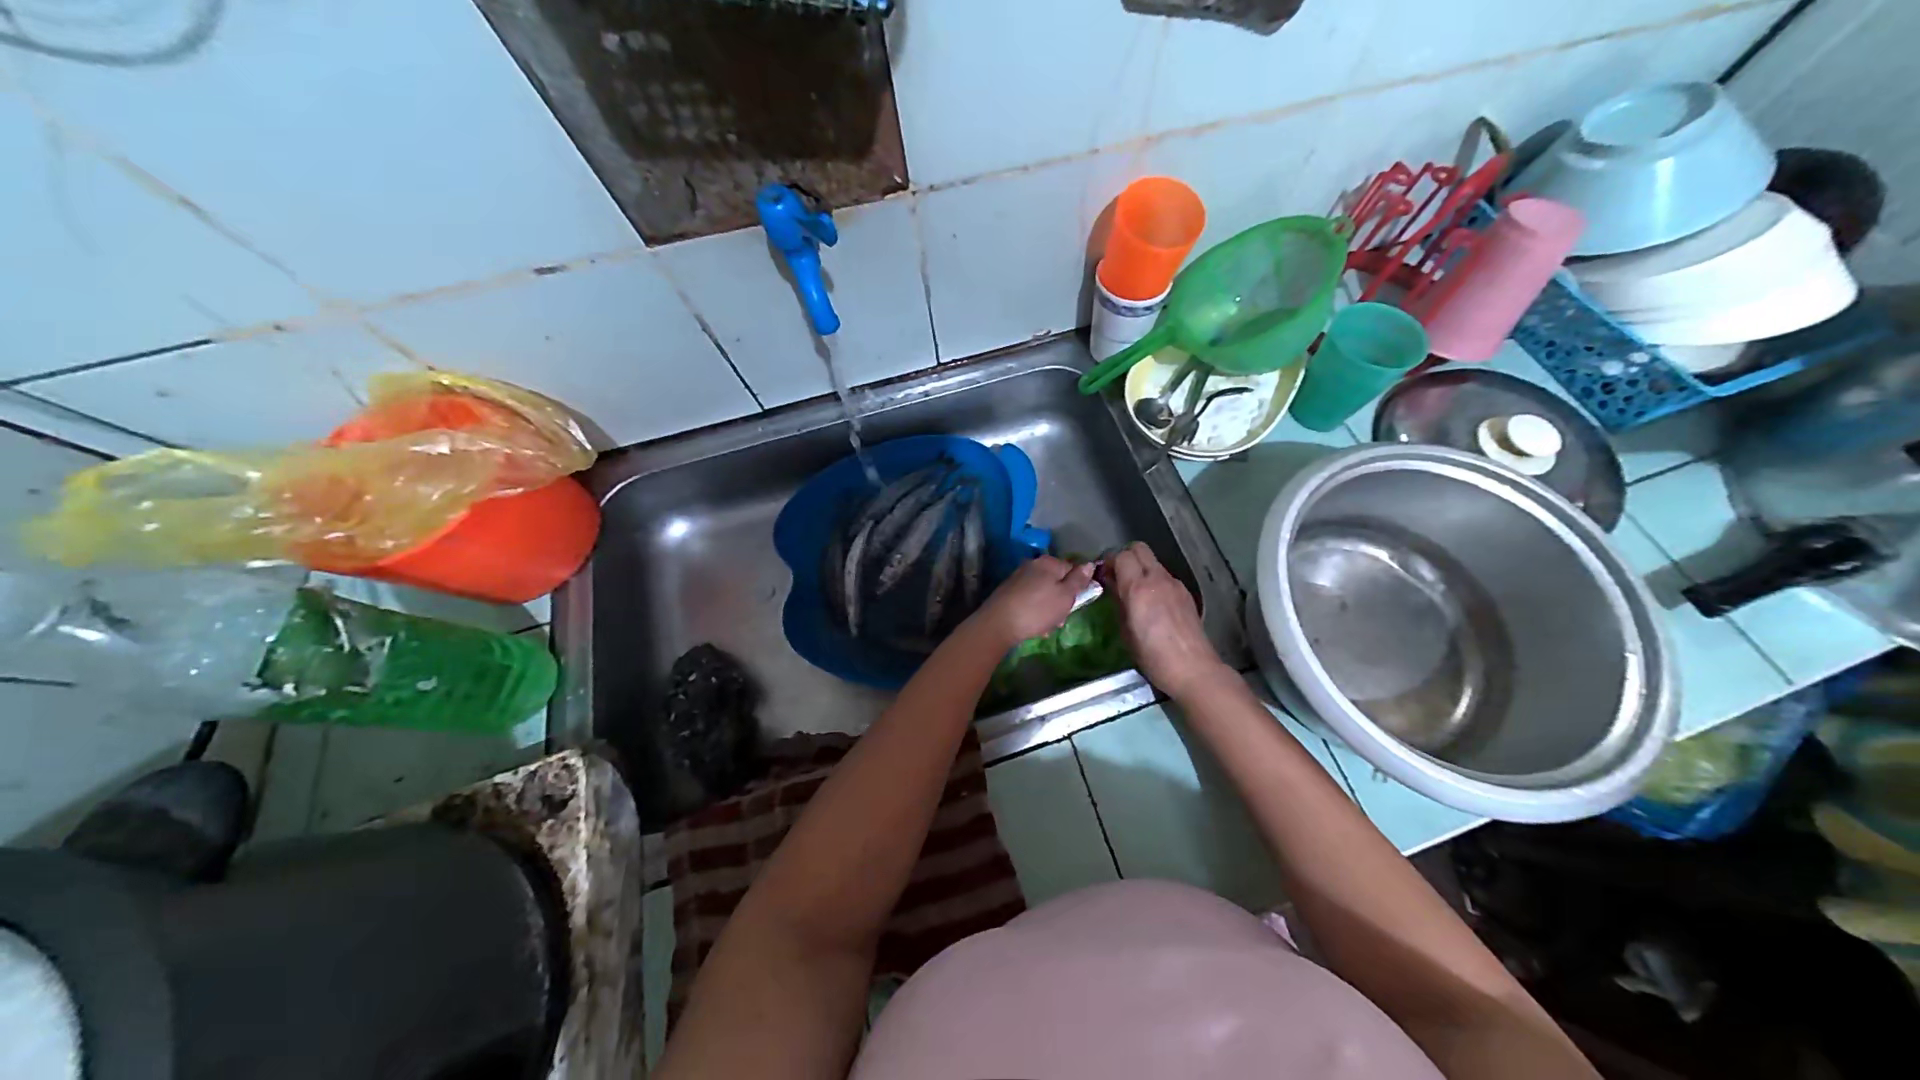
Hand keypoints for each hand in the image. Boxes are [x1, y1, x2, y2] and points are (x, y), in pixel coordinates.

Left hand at [969, 555, 1096, 646]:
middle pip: (1056, 581)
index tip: (1076, 603)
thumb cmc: (1038, 610)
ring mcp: (1019, 577)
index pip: (1072, 568)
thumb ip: (1078, 580)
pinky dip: (1035, 611)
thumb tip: (1089, 564)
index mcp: (1048, 562)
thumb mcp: (1065, 596)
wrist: (999, 623)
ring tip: (1046, 626)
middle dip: (1061, 600)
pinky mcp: (1009, 592)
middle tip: (1061, 618)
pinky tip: (1034, 625)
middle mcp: (1033, 565)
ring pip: (1043, 592)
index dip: (1077, 586)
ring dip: (1048, 609)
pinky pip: (1030, 599)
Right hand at [1104, 542, 1235, 700]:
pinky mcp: (1185, 593)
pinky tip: (1153, 603)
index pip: (1121, 555)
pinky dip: (1154, 580)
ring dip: (1140, 569)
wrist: (1192, 667)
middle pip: (1139, 548)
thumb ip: (1118, 601)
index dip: (1109, 561)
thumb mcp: (1125, 630)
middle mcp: (1158, 579)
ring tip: (1134, 591)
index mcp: (1138, 588)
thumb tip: (1111, 584)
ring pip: (1153, 562)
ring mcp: (1174, 584)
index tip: (1103, 574)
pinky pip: (1164, 576)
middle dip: (1125, 557)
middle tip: (1117, 576)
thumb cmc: (1152, 655)